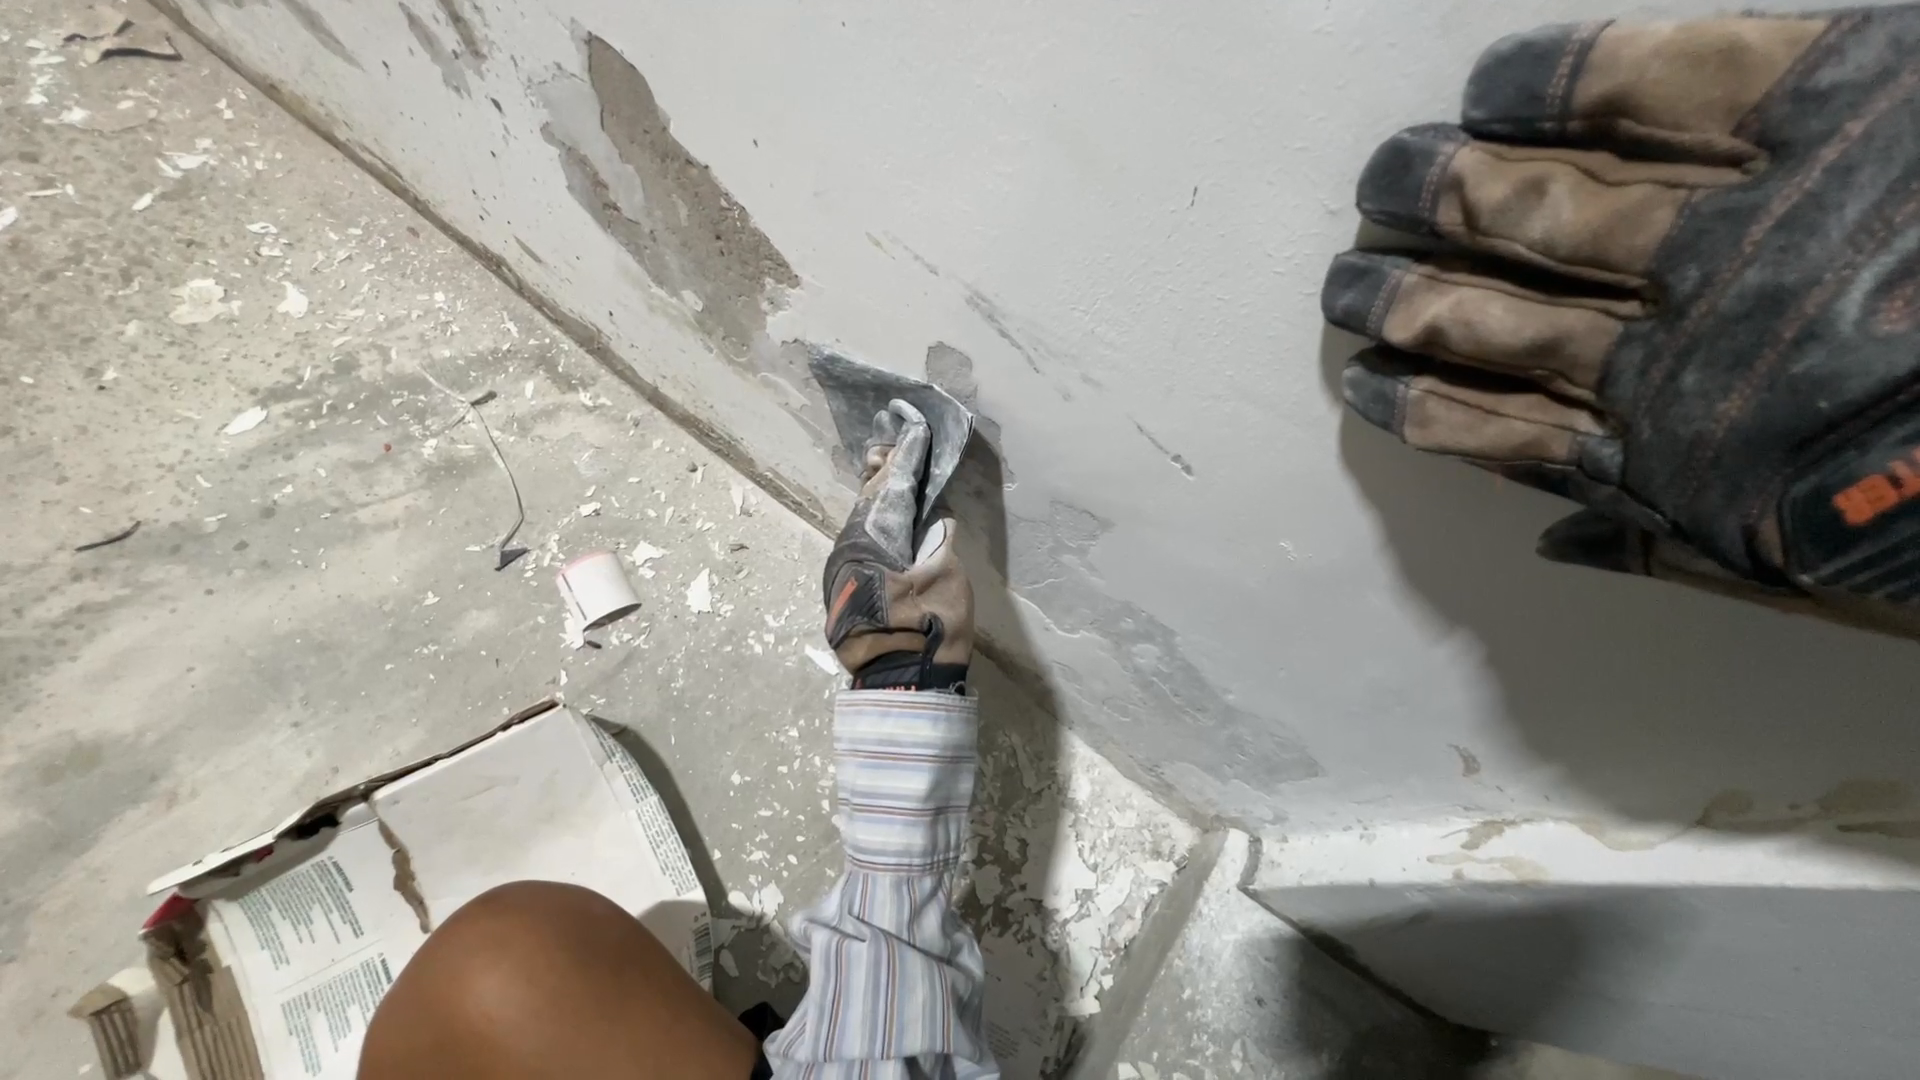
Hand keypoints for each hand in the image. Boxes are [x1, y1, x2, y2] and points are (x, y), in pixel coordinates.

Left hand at [822, 400, 973, 688]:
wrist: (900, 679)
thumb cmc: (930, 625)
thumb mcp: (947, 575)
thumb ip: (938, 540)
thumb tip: (933, 521)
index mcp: (875, 535)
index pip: (894, 485)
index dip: (907, 455)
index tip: (911, 426)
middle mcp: (850, 545)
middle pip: (869, 498)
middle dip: (881, 469)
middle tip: (886, 438)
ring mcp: (842, 567)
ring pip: (860, 519)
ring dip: (873, 493)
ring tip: (880, 465)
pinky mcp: (844, 586)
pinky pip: (859, 539)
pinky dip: (871, 519)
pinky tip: (876, 513)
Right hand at [1324, 10, 1919, 635]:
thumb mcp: (1814, 573)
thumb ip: (1679, 550)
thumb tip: (1558, 536)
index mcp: (1670, 455)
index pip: (1487, 428)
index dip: (1413, 402)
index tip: (1363, 382)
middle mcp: (1672, 348)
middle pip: (1486, 314)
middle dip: (1398, 291)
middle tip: (1345, 276)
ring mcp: (1743, 231)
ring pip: (1540, 212)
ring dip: (1440, 199)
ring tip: (1381, 187)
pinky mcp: (1848, 105)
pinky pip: (1675, 80)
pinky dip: (1575, 77)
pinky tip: (1499, 82)